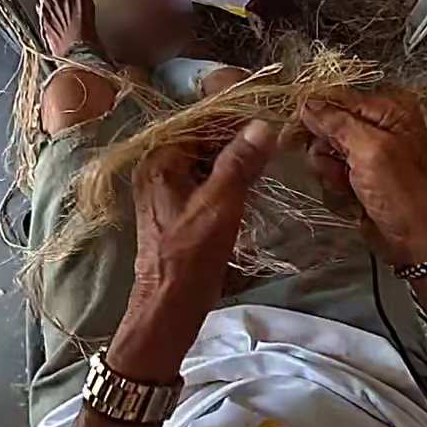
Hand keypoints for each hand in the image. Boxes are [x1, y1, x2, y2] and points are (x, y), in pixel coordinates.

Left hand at [111, 120, 277, 379]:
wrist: (169, 304)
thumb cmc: (190, 254)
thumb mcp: (220, 204)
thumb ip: (239, 163)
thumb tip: (262, 125)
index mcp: (158, 161)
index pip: (198, 124)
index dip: (232, 121)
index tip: (266, 122)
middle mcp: (155, 170)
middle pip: (200, 142)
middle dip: (234, 142)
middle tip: (270, 143)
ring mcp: (163, 191)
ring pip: (202, 163)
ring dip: (232, 162)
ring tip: (264, 161)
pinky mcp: (174, 211)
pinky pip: (201, 183)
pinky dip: (223, 181)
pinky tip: (247, 187)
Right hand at [298, 89, 426, 267]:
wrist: (421, 243)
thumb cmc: (403, 193)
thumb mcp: (372, 150)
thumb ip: (338, 122)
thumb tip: (305, 103)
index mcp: (388, 108)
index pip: (334, 97)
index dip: (312, 114)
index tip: (293, 134)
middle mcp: (377, 125)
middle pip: (325, 124)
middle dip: (324, 148)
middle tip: (338, 167)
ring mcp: (367, 152)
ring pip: (323, 151)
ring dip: (329, 171)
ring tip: (348, 185)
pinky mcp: (358, 176)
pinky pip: (329, 172)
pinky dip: (334, 185)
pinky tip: (350, 195)